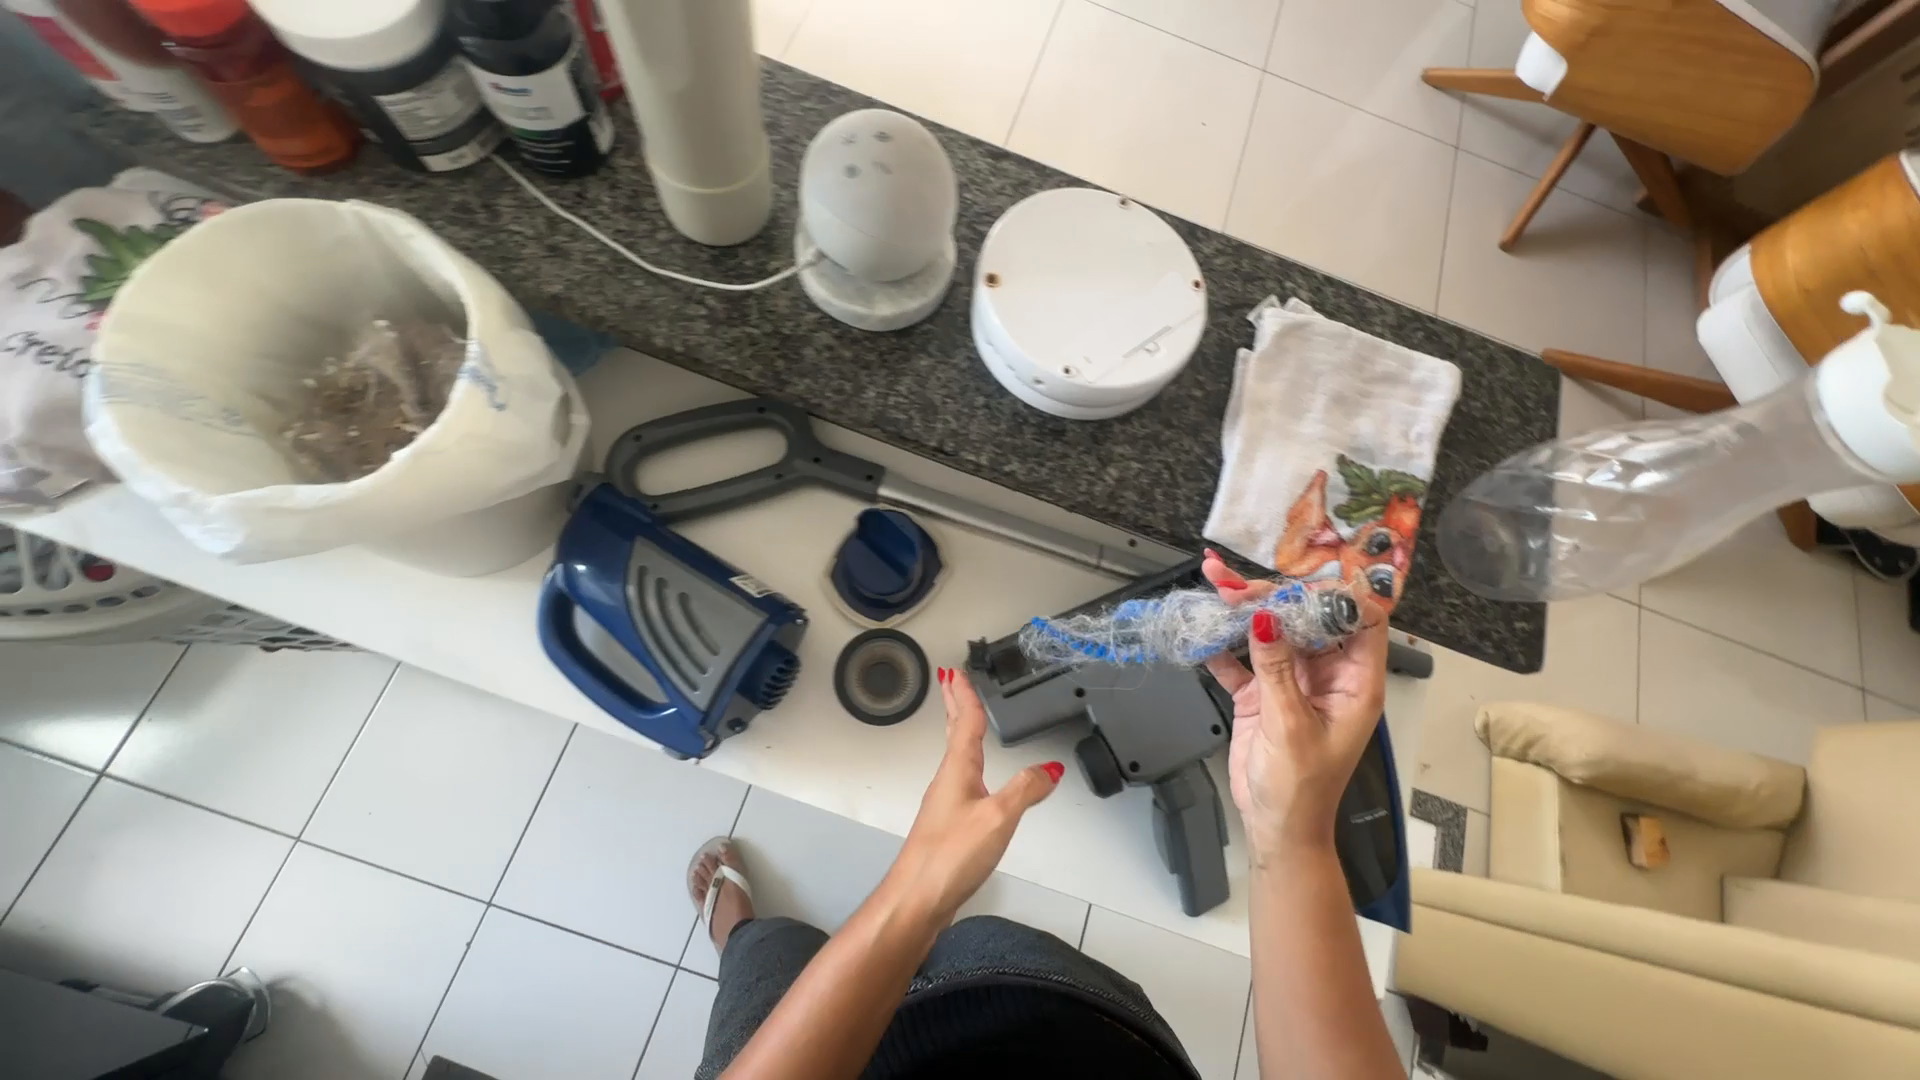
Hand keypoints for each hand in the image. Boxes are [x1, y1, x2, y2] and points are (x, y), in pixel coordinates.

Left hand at [881, 668, 1061, 920]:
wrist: (915, 899)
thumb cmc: (950, 855)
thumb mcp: (998, 818)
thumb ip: (1026, 791)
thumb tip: (1050, 769)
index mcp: (958, 770)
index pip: (964, 722)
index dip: (965, 696)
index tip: (959, 671)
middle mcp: (947, 780)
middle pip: (953, 733)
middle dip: (954, 706)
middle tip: (951, 682)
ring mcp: (944, 803)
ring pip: (955, 755)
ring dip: (958, 730)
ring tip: (963, 717)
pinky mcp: (946, 824)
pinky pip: (959, 779)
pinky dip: (966, 761)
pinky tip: (973, 774)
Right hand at [1201, 551, 1388, 863]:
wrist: (1274, 827)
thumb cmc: (1300, 788)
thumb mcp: (1290, 725)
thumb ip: (1276, 669)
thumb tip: (1266, 618)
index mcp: (1354, 681)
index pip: (1359, 620)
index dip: (1338, 592)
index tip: (1304, 571)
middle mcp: (1326, 673)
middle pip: (1304, 619)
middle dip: (1271, 595)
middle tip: (1234, 581)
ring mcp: (1290, 680)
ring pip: (1269, 632)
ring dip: (1241, 611)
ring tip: (1213, 582)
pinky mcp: (1259, 692)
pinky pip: (1240, 658)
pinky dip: (1220, 644)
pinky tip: (1201, 627)